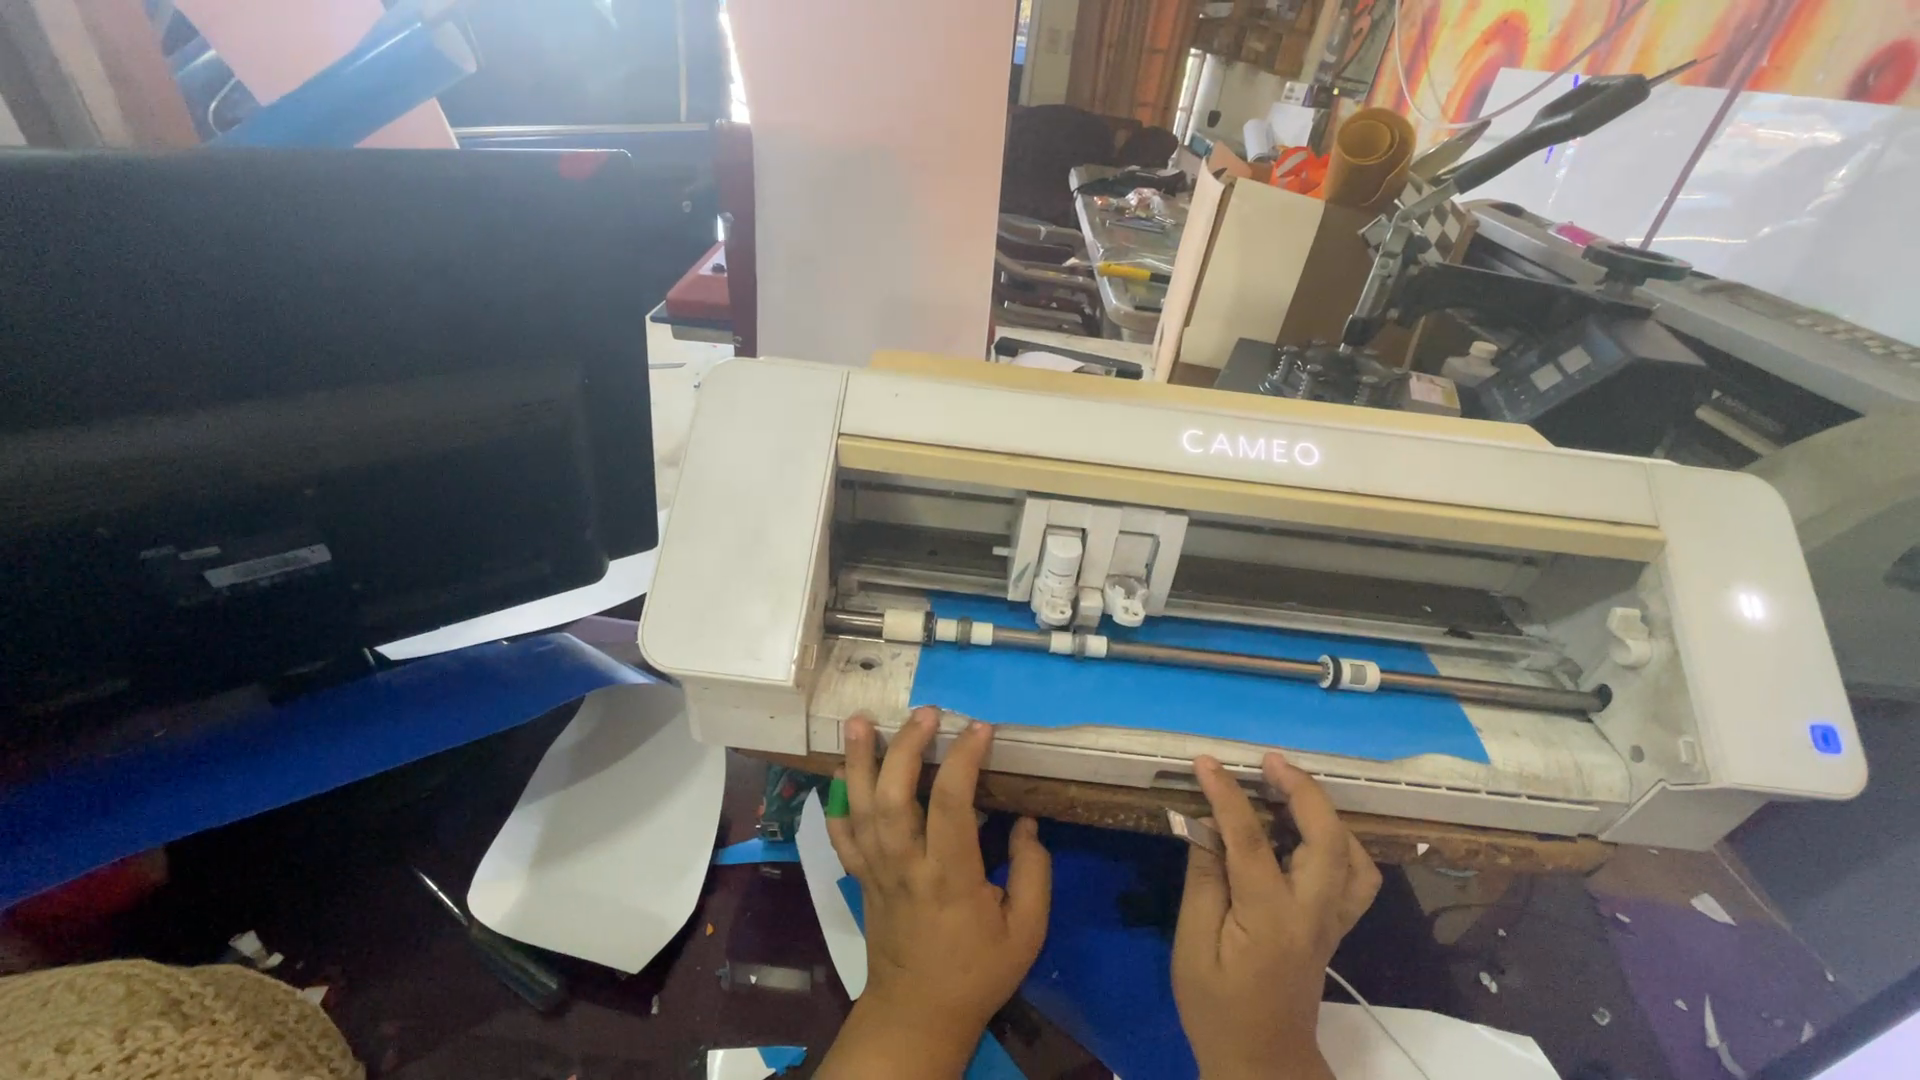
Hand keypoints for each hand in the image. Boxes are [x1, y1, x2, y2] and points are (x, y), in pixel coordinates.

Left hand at [817, 707, 1050, 1078]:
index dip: (963, 759)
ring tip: (860, 719)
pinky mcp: (861, 878)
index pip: (950, 803)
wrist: (918, 1014)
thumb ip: (1033, 872)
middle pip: (893, 797)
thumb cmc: (978, 971)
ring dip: (859, 761)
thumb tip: (1026, 820)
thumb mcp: (1027, 931)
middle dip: (905, 747)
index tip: (980, 728)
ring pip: (859, 809)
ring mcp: (876, 871)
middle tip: (925, 713)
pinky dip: (835, 802)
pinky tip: (840, 770)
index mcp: (950, 877)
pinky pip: (841, 836)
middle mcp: (905, 866)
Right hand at [1171, 753, 1381, 1079]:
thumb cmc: (1216, 1007)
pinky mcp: (1335, 927)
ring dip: (1326, 813)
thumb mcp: (1192, 945)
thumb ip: (1203, 880)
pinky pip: (1357, 875)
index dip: (1227, 795)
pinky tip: (1309, 831)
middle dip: (1301, 790)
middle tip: (1267, 762)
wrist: (1262, 1062)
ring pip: (1354, 855)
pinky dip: (1341, 842)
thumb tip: (1204, 825)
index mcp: (1270, 918)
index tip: (1206, 763)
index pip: (1251, 840)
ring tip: (1289, 789)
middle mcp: (1313, 914)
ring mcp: (1332, 921)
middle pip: (1327, 838)